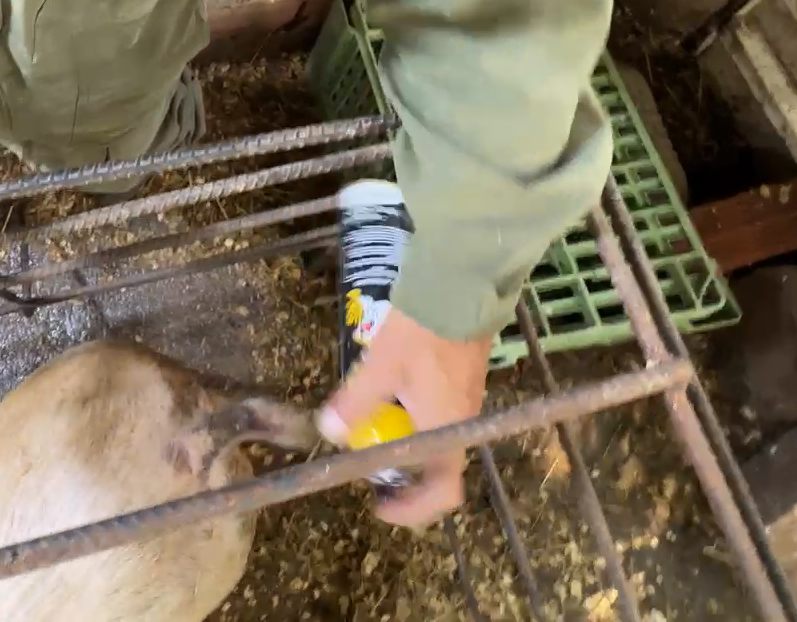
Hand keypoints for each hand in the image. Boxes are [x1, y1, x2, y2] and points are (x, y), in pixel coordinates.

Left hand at [318, 308, 490, 526]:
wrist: (459, 286)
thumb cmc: (420, 332)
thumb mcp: (380, 366)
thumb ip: (355, 401)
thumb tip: (329, 432)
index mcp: (445, 431)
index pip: (441, 493)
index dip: (412, 509)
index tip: (379, 505)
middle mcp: (462, 424)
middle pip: (435, 466)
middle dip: (399, 470)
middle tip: (364, 459)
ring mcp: (466, 401)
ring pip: (434, 436)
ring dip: (403, 439)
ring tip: (369, 424)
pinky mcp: (462, 378)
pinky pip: (437, 412)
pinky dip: (412, 415)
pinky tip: (388, 392)